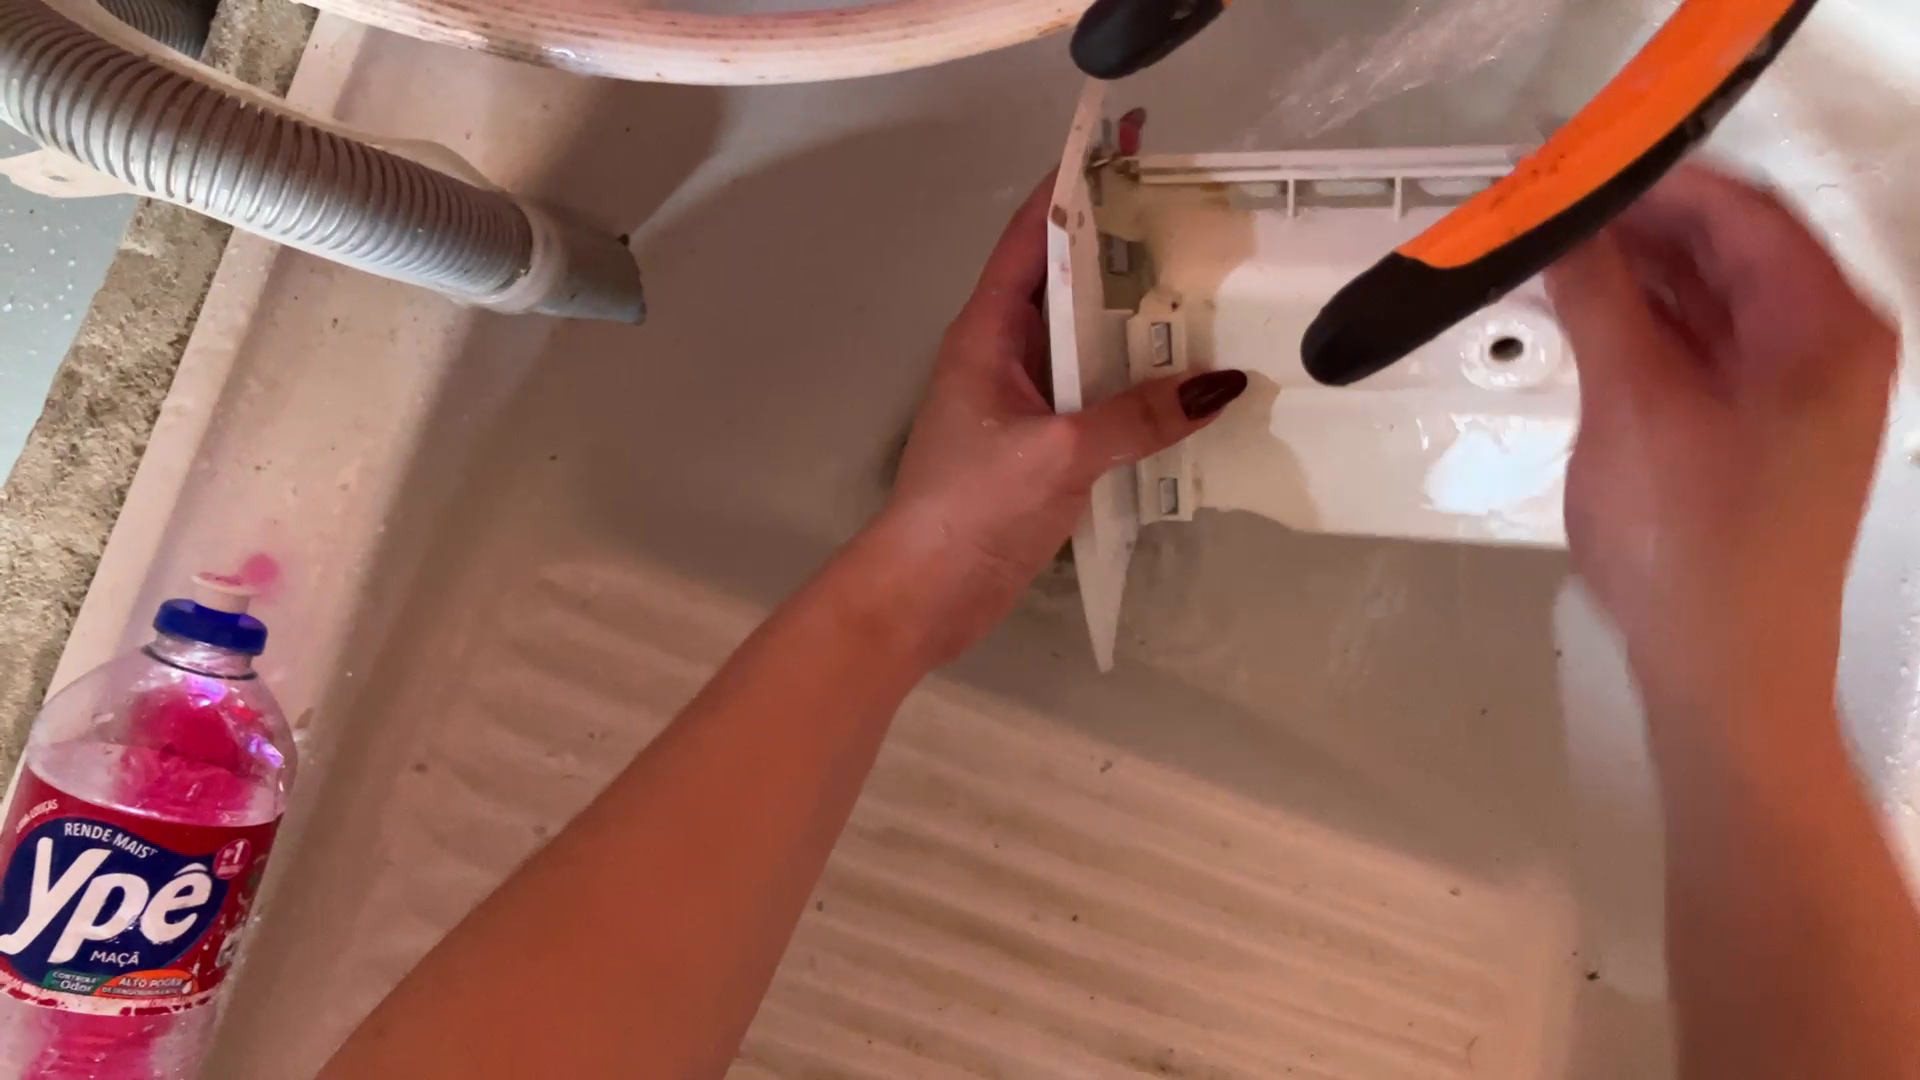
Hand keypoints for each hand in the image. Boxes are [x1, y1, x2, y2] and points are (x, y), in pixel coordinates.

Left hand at [865, 177, 1246, 663]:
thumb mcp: (1058, 452)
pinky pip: (1092, 401)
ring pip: (1084, 348)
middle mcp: (1002, 356)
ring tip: (1209, 298)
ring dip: (1134, 329)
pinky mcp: (1039, 448)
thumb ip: (1137, 417)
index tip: (1133, 150)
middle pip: (1066, 287)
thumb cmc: (973, 505)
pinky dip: (1132, 391)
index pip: (1032, 238)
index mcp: (987, 333)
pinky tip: (1184, 388)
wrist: (927, 590)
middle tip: (1200, 228)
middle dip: (1123, 256)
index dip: (1076, 190)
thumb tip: (1222, 384)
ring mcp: (1021, 404)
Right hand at [1548, 164, 1897, 715]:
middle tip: (1541, 219)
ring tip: (1545, 263)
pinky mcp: (1737, 424)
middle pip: (1725, 254)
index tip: (1566, 174)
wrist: (1715, 650)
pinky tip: (1580, 319)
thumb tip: (1561, 233)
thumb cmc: (1686, 534)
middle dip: (1634, 229)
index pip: (1741, 216)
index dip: (1654, 186)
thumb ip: (1601, 308)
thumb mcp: (1634, 408)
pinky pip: (1687, 348)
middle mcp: (1818, 345)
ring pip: (1700, 302)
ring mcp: (1779, 389)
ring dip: (1627, 278)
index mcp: (1824, 329)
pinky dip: (1633, 326)